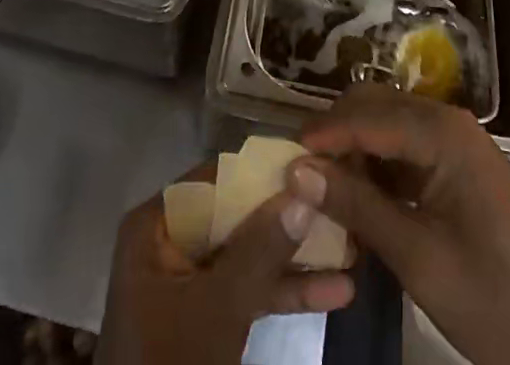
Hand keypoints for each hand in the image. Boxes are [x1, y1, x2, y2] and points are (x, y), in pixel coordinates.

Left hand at [95, 163, 355, 364]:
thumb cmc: (169, 358)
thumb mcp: (218, 304)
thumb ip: (261, 248)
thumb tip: (305, 190)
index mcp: (157, 225)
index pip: (216, 179)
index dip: (264, 171)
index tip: (314, 163)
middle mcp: (172, 242)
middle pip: (238, 216)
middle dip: (289, 217)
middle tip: (341, 204)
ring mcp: (191, 279)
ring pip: (250, 255)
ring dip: (298, 257)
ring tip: (352, 249)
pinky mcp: (207, 313)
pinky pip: (249, 290)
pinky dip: (286, 293)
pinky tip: (338, 293)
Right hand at [287, 84, 509, 364]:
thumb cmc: (496, 298)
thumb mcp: (418, 256)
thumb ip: (356, 205)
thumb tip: (296, 169)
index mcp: (444, 134)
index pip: (365, 117)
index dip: (321, 135)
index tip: (279, 160)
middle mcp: (447, 124)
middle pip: (373, 108)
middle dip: (334, 136)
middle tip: (299, 178)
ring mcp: (452, 144)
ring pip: (383, 128)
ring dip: (351, 154)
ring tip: (322, 195)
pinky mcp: (453, 168)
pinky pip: (400, 152)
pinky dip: (373, 171)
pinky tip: (354, 204)